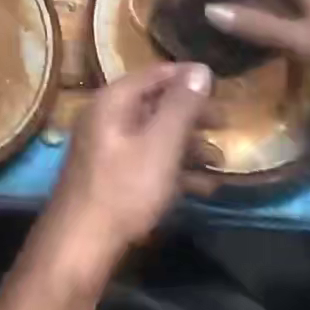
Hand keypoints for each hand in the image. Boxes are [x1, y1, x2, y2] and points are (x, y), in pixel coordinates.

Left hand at [40, 63, 215, 278]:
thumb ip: (181, 107)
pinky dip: (174, 168)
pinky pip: (147, 159)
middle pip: (155, 104)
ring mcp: (107, 145)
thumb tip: (201, 68)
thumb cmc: (124, 188)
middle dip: (192, 114)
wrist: (82, 241)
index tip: (222, 86)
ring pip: (153, 134)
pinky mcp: (111, 173)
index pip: (155, 74)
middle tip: (227, 125)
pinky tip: (204, 188)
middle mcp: (106, 116)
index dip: (188, 77)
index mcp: (113, 100)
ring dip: (188, 145)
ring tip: (221, 161)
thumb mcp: (160, 145)